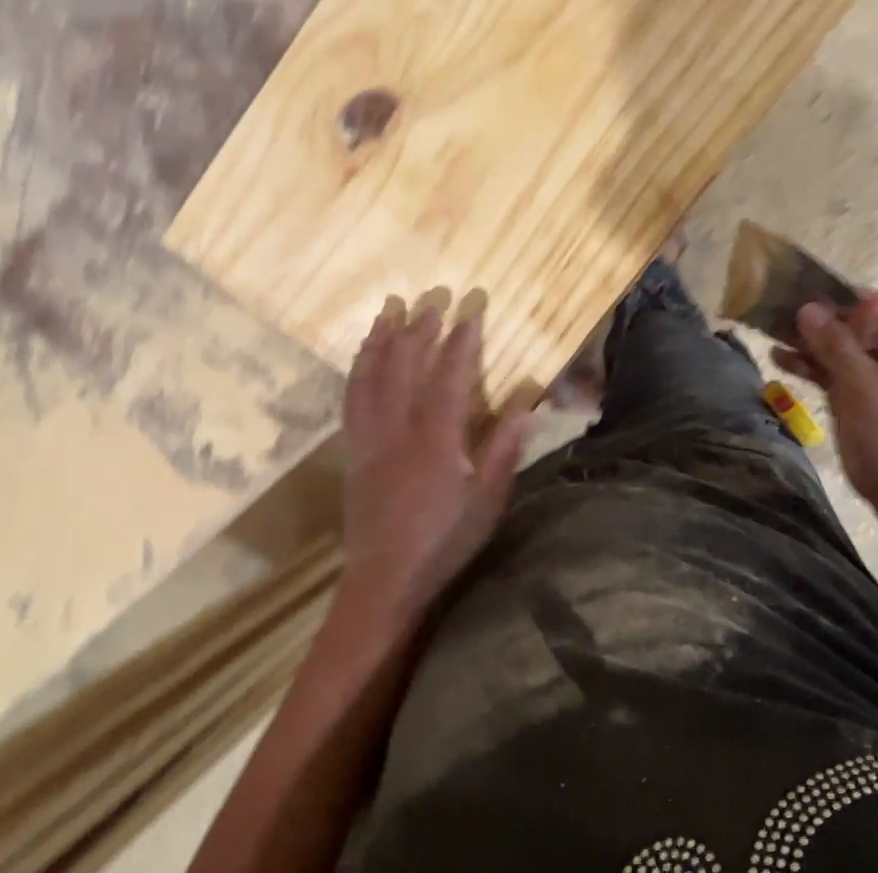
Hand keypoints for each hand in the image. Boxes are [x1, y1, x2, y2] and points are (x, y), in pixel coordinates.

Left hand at [339, 297, 531, 619]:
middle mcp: (398, 430)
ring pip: (371, 377)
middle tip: (432, 299)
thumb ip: (505, 448)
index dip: (461, 339)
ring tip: (390, 311)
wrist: (385, 580)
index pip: (449, 375)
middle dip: (419, 328)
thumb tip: (526, 402)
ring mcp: (370, 439)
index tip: (471, 308)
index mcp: (437, 440)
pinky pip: (351, 399)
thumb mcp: (488, 501)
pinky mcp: (353, 452)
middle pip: (405, 366)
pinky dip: (358, 370)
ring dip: (381, 340)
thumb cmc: (445, 541)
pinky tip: (362, 357)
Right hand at [771, 299, 877, 517]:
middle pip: (851, 327)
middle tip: (779, 307)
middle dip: (817, 318)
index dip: (842, 295)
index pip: (876, 306)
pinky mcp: (853, 399)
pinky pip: (829, 374)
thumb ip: (835, 344)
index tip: (806, 288)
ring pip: (836, 350)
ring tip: (770, 328)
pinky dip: (807, 365)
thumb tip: (807, 308)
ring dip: (806, 341)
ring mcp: (871, 379)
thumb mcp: (862, 385)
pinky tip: (778, 357)